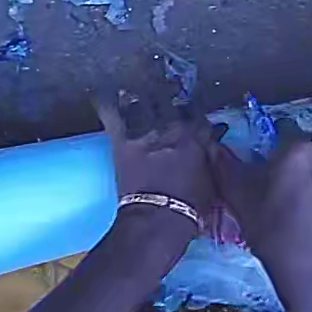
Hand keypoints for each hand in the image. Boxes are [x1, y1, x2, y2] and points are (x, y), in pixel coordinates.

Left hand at [96, 95, 219, 247]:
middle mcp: (174, 127)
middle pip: (176, 107)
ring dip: (148, 99)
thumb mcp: (210, 183)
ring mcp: (147, 131)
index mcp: (198, 138)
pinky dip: (106, 104)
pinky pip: (112, 114)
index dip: (200, 121)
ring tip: (145, 93)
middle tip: (174, 107)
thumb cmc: (190, 209)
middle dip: (177, 106)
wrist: (158, 218)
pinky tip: (100, 93)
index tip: (201, 124)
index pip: (202, 120)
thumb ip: (210, 160)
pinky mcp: (123, 140)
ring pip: (147, 104)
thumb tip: (210, 147)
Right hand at [207, 119, 311, 307]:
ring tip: (287, 202)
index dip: (265, 150)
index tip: (257, 170)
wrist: (308, 271)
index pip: (278, 132)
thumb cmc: (271, 230)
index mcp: (298, 148)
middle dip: (285, 161)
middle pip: (299, 148)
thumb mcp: (241, 199)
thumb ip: (226, 168)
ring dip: (302, 175)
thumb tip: (213, 148)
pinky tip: (304, 213)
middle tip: (269, 187)